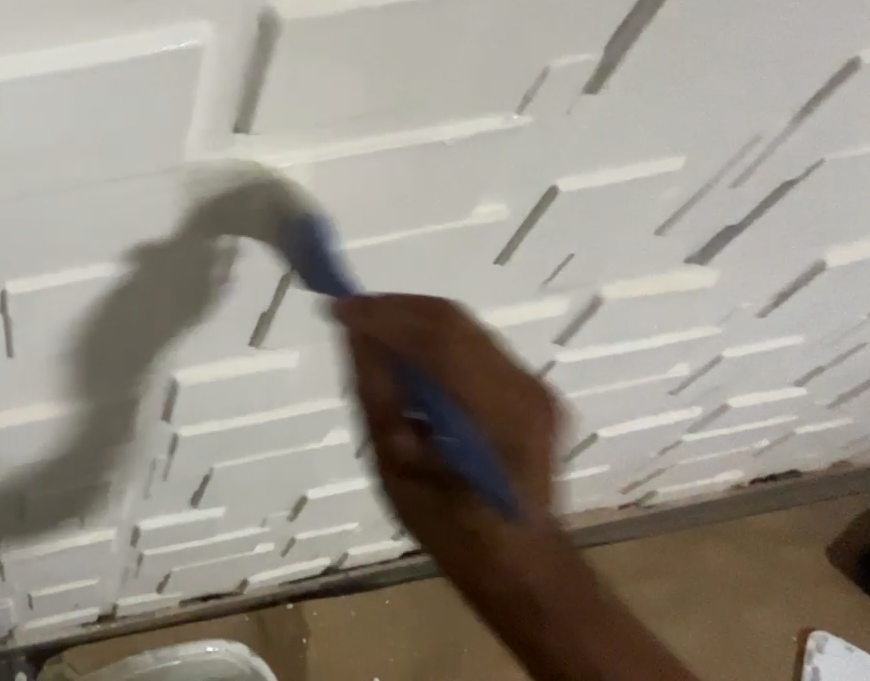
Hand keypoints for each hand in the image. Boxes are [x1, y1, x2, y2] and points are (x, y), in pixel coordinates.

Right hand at [332, 294, 566, 598]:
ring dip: (410, 320)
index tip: (336, 308)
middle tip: (346, 312)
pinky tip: (400, 352)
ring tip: (367, 329)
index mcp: (495, 419)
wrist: (520, 561)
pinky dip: (430, 337)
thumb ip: (377, 393)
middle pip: (451, 321)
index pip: (436, 339)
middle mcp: (523, 392)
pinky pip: (472, 343)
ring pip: (461, 327)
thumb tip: (354, 333)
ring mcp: (534, 388)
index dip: (383, 315)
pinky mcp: (531, 389)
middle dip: (393, 308)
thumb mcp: (395, 464)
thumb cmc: (448, 524)